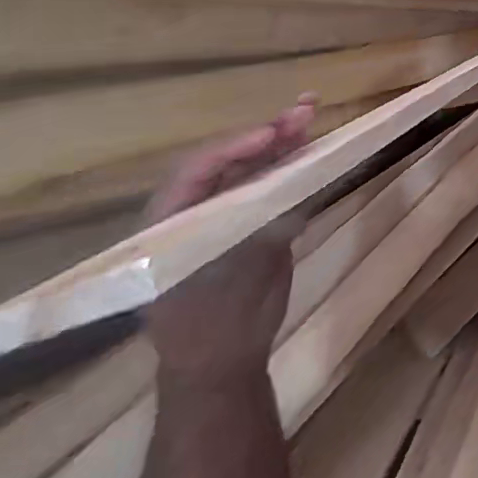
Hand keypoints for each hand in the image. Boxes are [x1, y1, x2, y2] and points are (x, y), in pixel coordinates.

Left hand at [146, 100, 316, 381]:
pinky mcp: (246, 224)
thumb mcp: (236, 287)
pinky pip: (266, 188)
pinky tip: (308, 146)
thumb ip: (261, 238)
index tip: (272, 133)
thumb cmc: (216, 331)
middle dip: (265, 135)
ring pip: (249, 170)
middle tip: (303, 108)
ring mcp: (221, 217)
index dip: (236, 148)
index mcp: (168, 225)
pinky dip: (287, 166)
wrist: (220, 369)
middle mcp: (193, 212)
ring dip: (279, 142)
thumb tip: (292, 192)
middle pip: (227, 163)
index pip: (197, 172)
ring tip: (308, 112)